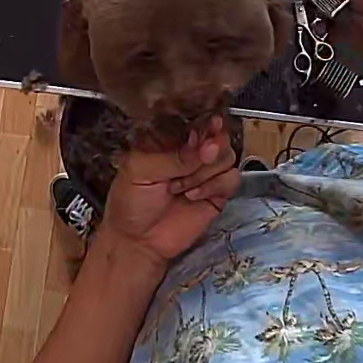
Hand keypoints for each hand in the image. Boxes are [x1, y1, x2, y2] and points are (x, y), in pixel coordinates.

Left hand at [97, 116, 241, 271]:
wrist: (139, 241)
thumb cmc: (130, 202)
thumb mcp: (140, 170)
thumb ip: (172, 156)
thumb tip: (203, 147)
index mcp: (171, 139)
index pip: (195, 120)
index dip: (205, 122)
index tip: (210, 125)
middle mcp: (192, 152)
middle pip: (218, 135)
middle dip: (211, 146)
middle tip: (202, 154)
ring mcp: (207, 172)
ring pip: (227, 156)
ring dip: (205, 172)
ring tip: (181, 187)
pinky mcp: (218, 192)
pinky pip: (232, 179)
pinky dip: (215, 186)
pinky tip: (194, 196)